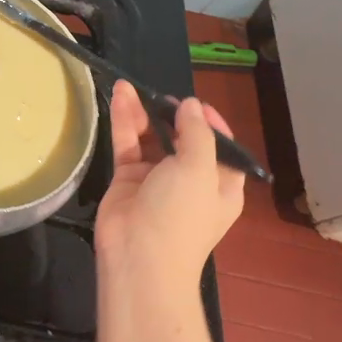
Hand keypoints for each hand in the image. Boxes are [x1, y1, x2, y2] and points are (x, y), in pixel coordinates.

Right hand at [94, 81, 245, 289]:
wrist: (138, 256)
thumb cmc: (180, 214)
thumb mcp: (199, 170)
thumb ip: (196, 133)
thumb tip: (191, 105)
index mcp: (220, 184)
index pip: (222, 146)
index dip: (209, 122)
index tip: (192, 103)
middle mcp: (191, 179)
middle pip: (182, 137)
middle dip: (171, 114)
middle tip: (158, 95)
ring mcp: (157, 177)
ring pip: (152, 136)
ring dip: (142, 111)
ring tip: (129, 86)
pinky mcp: (128, 176)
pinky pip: (129, 142)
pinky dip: (124, 120)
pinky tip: (119, 96)